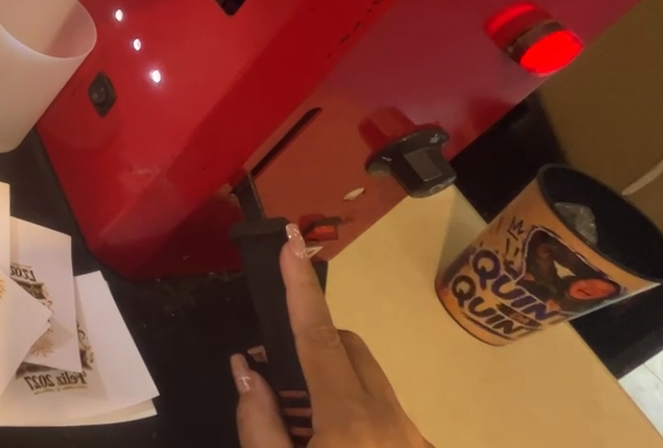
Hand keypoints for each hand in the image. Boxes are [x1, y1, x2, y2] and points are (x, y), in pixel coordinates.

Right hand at [234, 226, 431, 447]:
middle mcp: (392, 424)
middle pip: (347, 349)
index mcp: (350, 422)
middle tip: (275, 380)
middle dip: (309, 343)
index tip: (289, 237)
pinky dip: (354, 416)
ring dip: (331, 385)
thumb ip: (259, 421)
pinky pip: (386, 418)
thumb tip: (246, 367)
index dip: (298, 284)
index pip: (315, 334)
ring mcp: (416, 444)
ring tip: (302, 431)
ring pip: (369, 385)